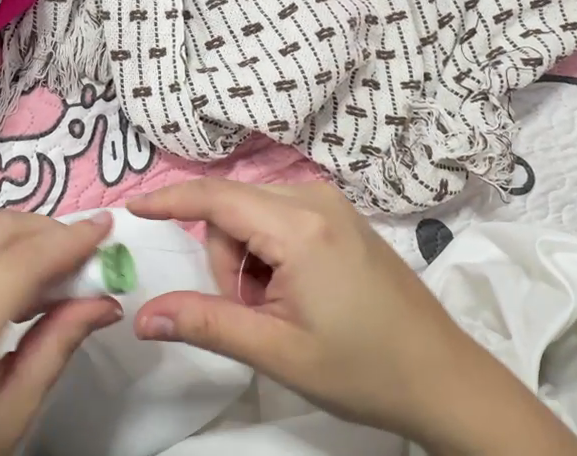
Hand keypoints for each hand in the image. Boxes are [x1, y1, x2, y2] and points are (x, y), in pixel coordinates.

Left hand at [0, 211, 121, 455]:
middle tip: (85, 249)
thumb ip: (58, 345)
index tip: (106, 227)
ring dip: (14, 235)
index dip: (70, 239)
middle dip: (47, 230)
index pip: (25, 259)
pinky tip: (0, 270)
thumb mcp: (10, 412)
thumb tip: (105, 301)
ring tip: (50, 263)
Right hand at [127, 181, 576, 455]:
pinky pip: (279, 217)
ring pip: (253, 214)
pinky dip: (269, 252)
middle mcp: (313, 197)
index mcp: (298, 225)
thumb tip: (142, 315)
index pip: (214, 197)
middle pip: (233, 208)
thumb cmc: (362, 368)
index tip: (131, 210)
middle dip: (224, 258)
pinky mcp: (341, 216)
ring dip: (247, 259)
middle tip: (246, 312)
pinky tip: (293, 294)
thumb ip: (205, 322)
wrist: (445, 380)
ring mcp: (332, 203)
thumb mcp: (277, 351)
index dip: (169, 200)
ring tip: (276, 310)